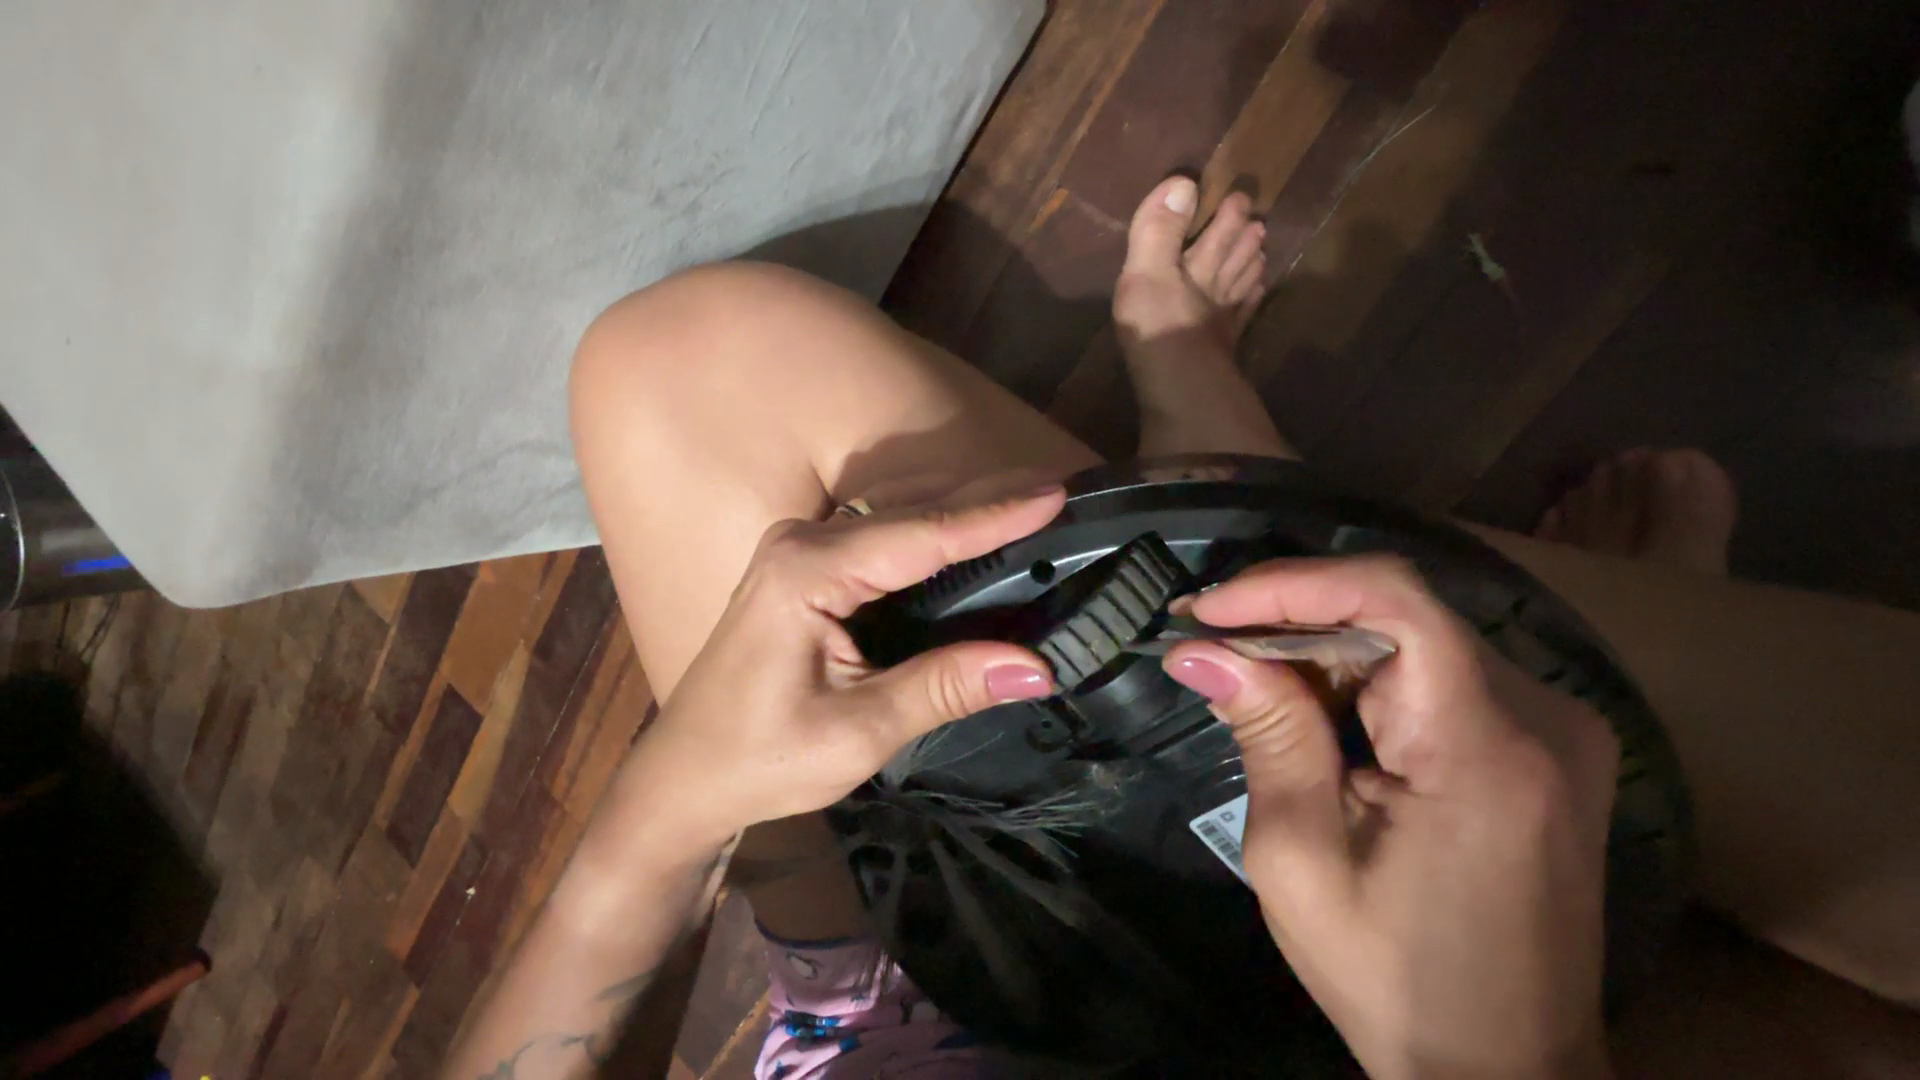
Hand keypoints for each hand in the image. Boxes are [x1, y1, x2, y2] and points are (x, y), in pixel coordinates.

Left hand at [616, 486, 1064, 850]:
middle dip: (989, 502)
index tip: (1056, 492)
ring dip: (966, 514)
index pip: (921, 535)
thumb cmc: (760, 759)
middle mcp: (802, 542)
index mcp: (807, 573)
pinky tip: (977, 536)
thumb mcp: (859, 732)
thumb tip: (1035, 668)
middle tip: (1063, 492)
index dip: (994, 515)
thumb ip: (944, 688)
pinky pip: (883, 539)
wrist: (686, 775)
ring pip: (901, 521)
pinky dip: (936, 536)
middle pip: (914, 514)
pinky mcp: (805, 566)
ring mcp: (800, 548)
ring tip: (1035, 505)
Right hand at [1162, 557, 1618, 1079]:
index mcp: (1485, 752)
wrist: (1507, 1069)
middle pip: (1400, 615)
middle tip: (1205, 641)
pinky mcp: (1545, 743)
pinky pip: (1436, 673)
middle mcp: (1542, 717)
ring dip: (1319, 647)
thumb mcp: (1300, 860)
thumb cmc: (1390, 979)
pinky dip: (1360, 677)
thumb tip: (1200, 652)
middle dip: (1289, 618)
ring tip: (1240, 671)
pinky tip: (1307, 705)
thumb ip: (1266, 737)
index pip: (1395, 603)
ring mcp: (1556, 727)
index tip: (1208, 611)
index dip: (1291, 585)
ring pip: (1414, 637)